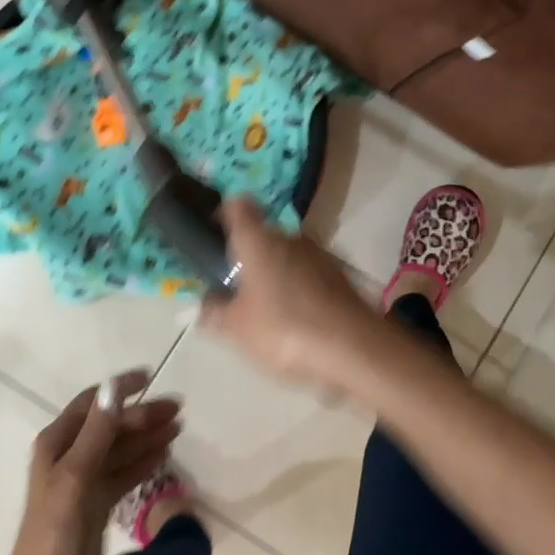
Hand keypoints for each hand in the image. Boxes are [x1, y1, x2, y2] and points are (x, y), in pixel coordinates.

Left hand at [2, 371, 181, 554]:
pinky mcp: (98, 502)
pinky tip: (165, 451)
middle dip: (142, 414)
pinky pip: (124, 471)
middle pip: (111, 424)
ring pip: (121, 448)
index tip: (151, 378)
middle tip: (177, 410)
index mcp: (57, 442)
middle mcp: (70, 455)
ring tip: (178, 426)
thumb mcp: (76, 474)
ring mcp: (85, 479)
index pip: (93, 402)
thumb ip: (98, 431)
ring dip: (147, 435)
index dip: (119, 388)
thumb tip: (115, 387)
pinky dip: (143, 460)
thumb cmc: (55, 529)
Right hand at [198, 198, 392, 389]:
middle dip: (249, 258)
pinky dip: (299, 291)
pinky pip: (309, 276)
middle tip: (235, 289)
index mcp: (258, 241)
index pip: (237, 206)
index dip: (222, 214)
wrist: (356, 349)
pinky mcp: (340, 276)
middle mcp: (289, 238)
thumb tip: (198, 306)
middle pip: (262, 236)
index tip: (212, 235)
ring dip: (275, 275)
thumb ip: (214, 313)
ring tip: (266, 311)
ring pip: (287, 257)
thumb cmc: (285, 330)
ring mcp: (320, 255)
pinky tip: (297, 322)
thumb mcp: (238, 329)